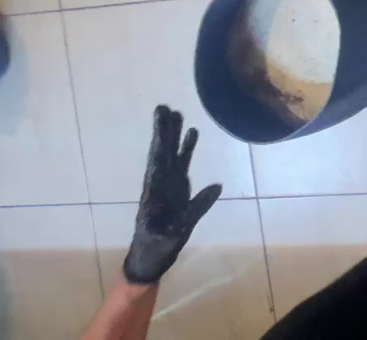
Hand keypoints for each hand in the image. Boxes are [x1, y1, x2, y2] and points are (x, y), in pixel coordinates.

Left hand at [122, 106, 221, 284]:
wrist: (149, 259)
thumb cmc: (158, 246)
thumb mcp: (177, 232)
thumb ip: (196, 209)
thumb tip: (217, 186)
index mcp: (154, 192)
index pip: (158, 160)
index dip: (160, 141)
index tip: (161, 121)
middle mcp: (158, 183)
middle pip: (161, 152)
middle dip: (163, 131)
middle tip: (163, 107)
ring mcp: (166, 184)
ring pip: (169, 154)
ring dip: (172, 135)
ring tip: (177, 113)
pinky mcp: (175, 187)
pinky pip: (180, 162)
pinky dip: (185, 147)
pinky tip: (192, 132)